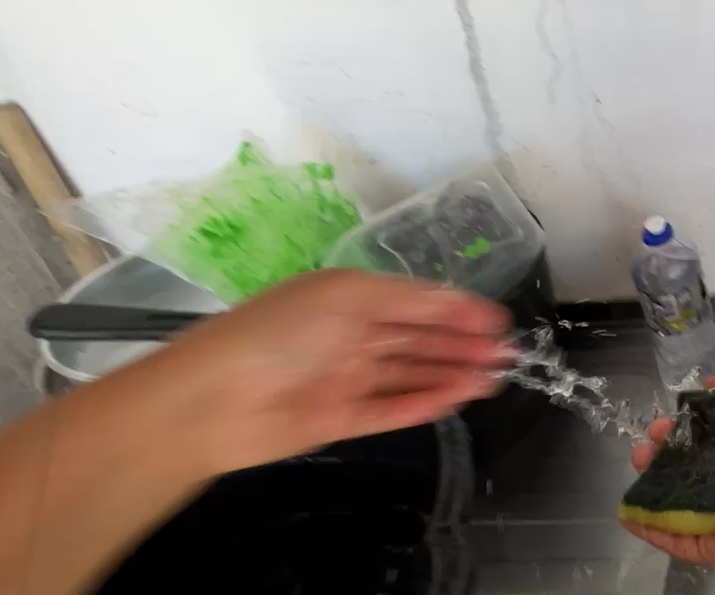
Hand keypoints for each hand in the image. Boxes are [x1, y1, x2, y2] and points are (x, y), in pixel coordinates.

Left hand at [139, 270, 511, 474]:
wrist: (206, 402)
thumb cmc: (282, 332)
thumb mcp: (351, 295)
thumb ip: (410, 300)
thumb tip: (458, 303)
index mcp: (355, 299)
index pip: (421, 302)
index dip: (460, 309)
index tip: (498, 319)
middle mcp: (355, 336)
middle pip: (422, 339)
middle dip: (465, 343)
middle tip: (508, 352)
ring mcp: (349, 378)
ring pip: (414, 374)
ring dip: (454, 373)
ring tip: (494, 377)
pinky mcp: (341, 419)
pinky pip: (393, 408)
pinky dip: (426, 403)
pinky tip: (459, 397)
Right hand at [623, 353, 714, 581]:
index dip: (712, 406)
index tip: (695, 392)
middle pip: (700, 455)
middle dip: (674, 440)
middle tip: (653, 428)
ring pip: (683, 491)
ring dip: (657, 476)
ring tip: (637, 457)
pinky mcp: (712, 541)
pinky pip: (677, 535)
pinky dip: (651, 525)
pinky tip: (627, 510)